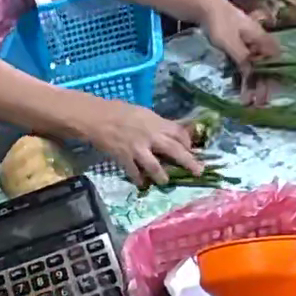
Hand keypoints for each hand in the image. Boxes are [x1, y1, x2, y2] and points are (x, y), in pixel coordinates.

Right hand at [71, 94, 202, 186]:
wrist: (97, 117)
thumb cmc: (118, 111)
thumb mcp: (142, 113)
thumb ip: (156, 124)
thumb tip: (169, 135)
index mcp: (155, 122)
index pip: (179, 133)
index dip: (187, 142)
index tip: (191, 149)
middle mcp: (150, 136)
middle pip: (174, 150)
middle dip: (188, 162)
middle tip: (198, 171)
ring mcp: (137, 148)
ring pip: (155, 166)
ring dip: (162, 176)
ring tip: (165, 182)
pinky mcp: (125, 158)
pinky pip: (135, 172)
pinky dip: (139, 180)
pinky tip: (142, 184)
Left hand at [202, 2, 279, 100]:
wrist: (207, 7)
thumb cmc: (220, 22)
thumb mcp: (231, 43)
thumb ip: (242, 58)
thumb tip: (252, 75)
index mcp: (261, 39)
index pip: (274, 61)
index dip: (274, 77)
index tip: (270, 93)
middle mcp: (257, 43)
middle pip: (265, 67)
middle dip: (263, 85)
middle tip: (259, 104)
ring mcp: (248, 45)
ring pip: (255, 68)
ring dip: (253, 84)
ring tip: (249, 101)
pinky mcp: (238, 48)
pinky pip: (245, 66)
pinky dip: (244, 77)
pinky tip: (241, 90)